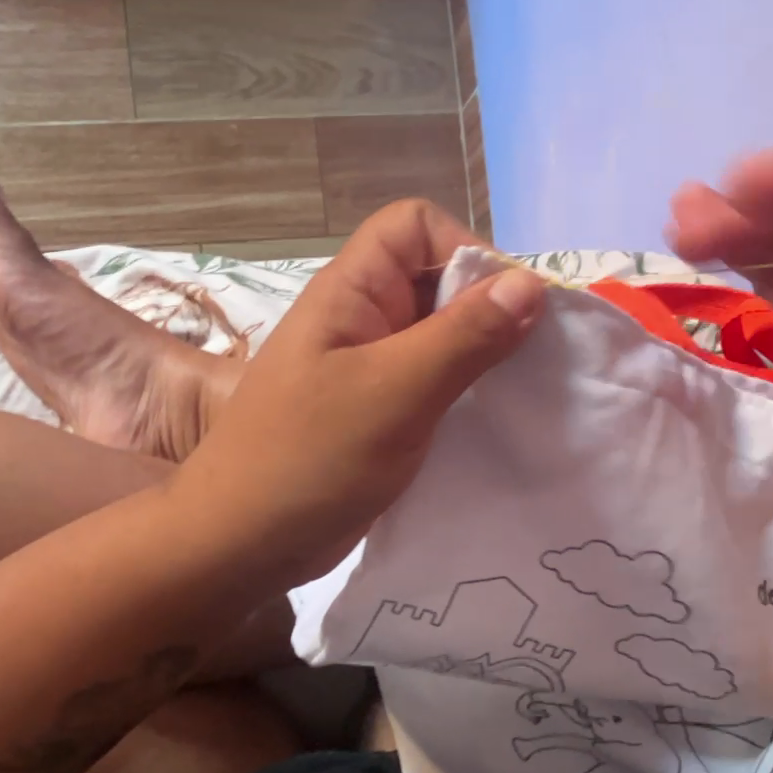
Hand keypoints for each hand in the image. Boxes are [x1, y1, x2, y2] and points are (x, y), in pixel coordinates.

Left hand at [171, 200, 546, 588]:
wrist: (241, 546)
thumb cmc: (309, 461)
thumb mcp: (393, 393)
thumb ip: (462, 337)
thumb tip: (530, 284)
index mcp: (350, 293)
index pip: (414, 227)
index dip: (464, 249)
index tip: (508, 309)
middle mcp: (360, 321)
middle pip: (434, 282)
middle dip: (487, 310)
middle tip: (529, 361)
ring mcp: (367, 371)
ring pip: (438, 339)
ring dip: (481, 359)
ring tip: (519, 397)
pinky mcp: (376, 416)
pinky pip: (430, 386)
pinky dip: (463, 397)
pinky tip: (491, 426)